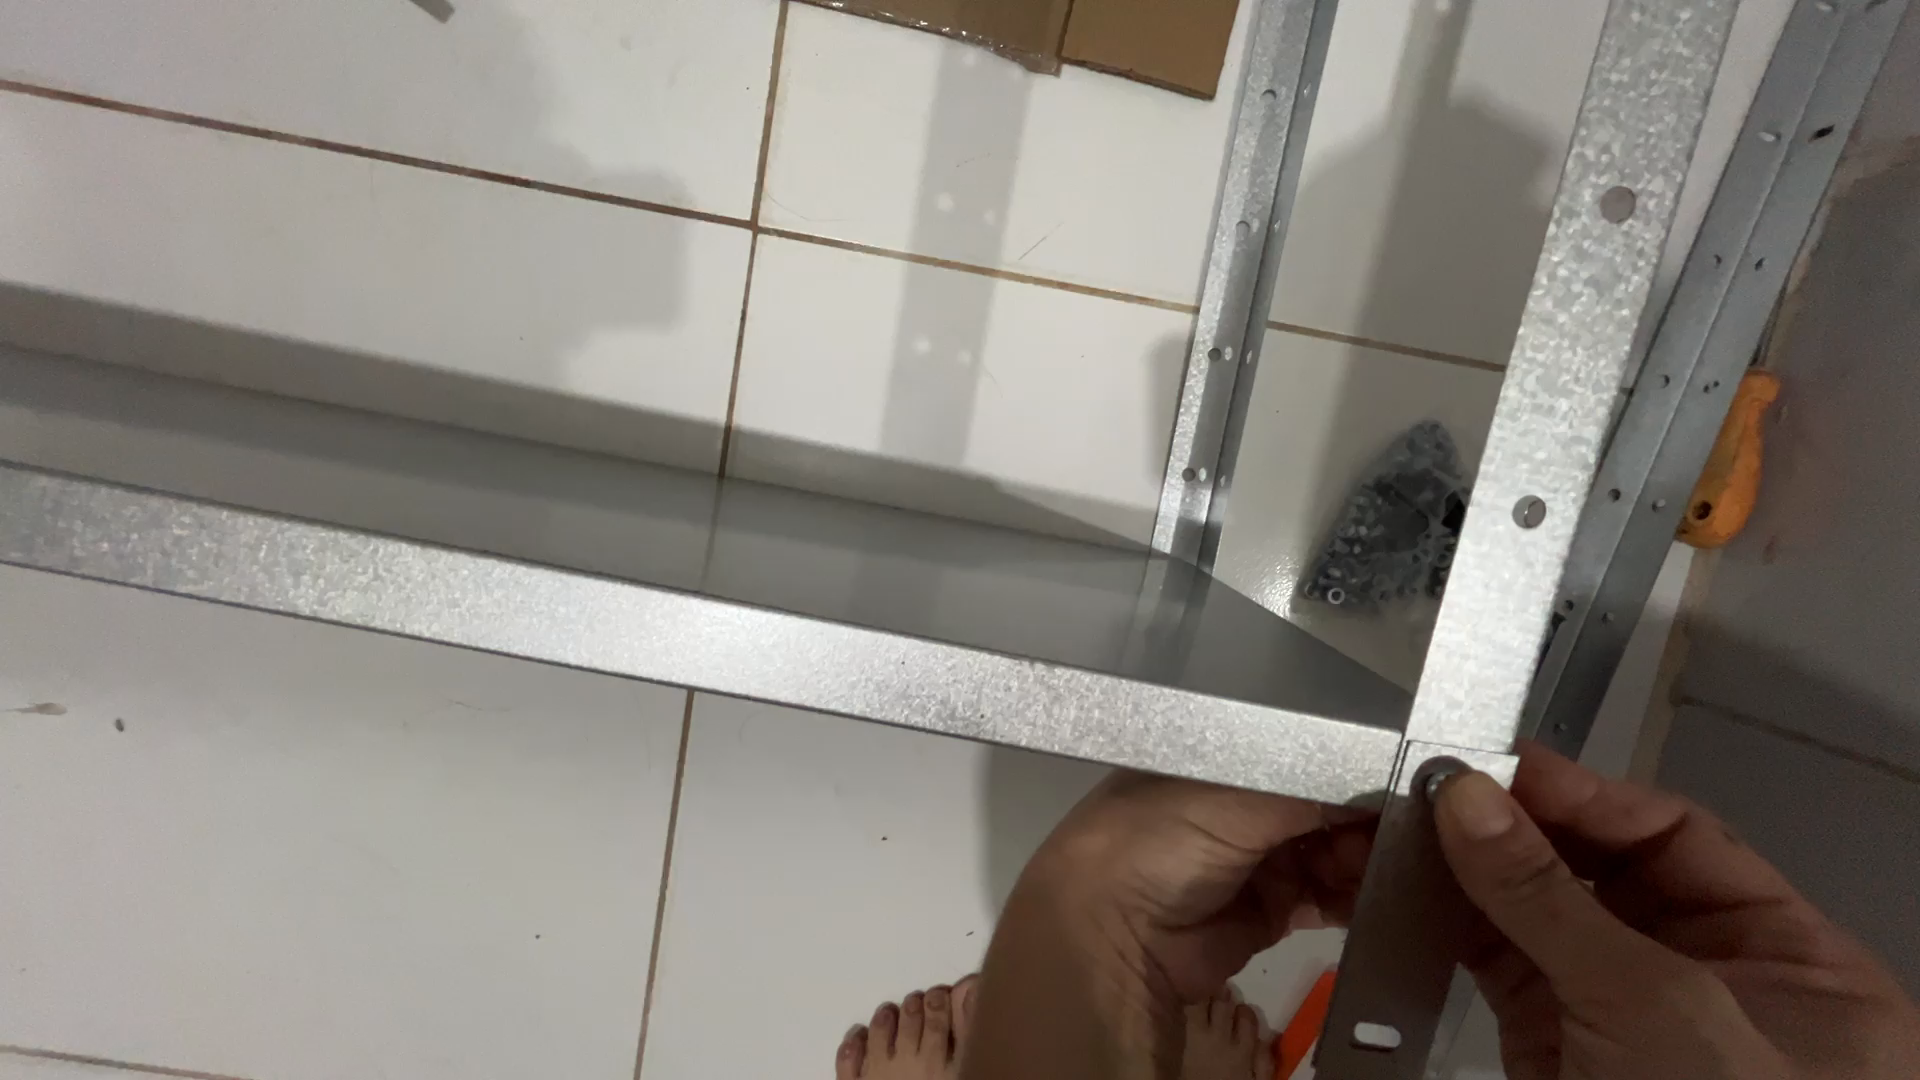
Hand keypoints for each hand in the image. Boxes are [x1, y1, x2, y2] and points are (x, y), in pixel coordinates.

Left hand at [1023, 770, 1373, 999]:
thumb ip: (1305, 791)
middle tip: (1395, 830)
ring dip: (1363, 858)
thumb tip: (1379, 779)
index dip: (1344, 767)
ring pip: (1330, 850)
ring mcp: (1254, 857)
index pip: (1297, 754)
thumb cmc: (1160, 842)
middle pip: (1320, 803)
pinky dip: (1354, 896)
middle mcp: (1236, 806)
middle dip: (1360, 816)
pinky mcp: (1270, 908)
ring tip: (1386, 863)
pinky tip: (1380, 894)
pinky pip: (1327, 896)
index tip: (1391, 778)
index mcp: (1217, 762)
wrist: (1115, 936)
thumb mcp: (1229, 800)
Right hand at [1435, 742, 1919, 1079]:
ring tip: (1406, 824)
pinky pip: (1494, 944)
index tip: (1496, 762)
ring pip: (1532, 898)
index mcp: (1783, 956)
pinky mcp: (1548, 1021)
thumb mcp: (1654, 1008)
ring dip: (1468, 863)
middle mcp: (1697, 963)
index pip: (1673, 835)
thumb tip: (1459, 790)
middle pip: (1592, 860)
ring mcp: (1614, 993)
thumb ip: (1547, 893)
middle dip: (1512, 824)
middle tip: (1434, 787)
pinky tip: (1408, 881)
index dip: (1584, 793)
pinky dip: (1449, 912)